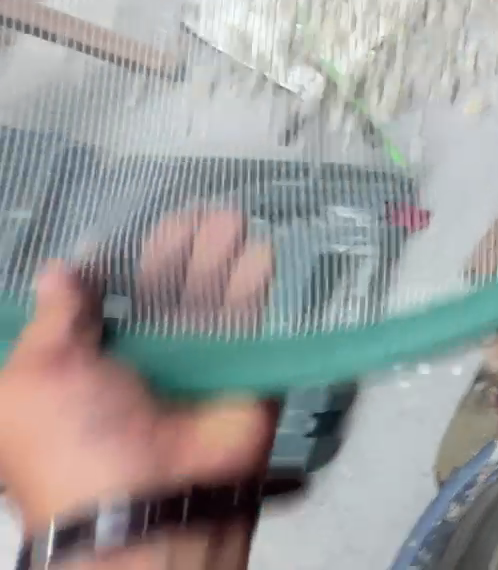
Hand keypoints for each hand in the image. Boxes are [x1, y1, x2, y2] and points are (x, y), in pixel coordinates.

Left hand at [0, 207, 276, 568]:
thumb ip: (55, 321)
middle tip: (197, 212)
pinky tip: (261, 252)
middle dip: (178, 250)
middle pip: (161, 291)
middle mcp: (139, 354)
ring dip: (221, 255)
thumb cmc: (73, 436)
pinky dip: (258, 282)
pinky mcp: (243, 358)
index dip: (113, 267)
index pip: (99, 303)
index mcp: (80, 362)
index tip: (129, 230)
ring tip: (232, 217)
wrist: (153, 484)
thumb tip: (61, 268)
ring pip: (210, 294)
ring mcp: (197, 355)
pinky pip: (251, 314)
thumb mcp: (36, 378)